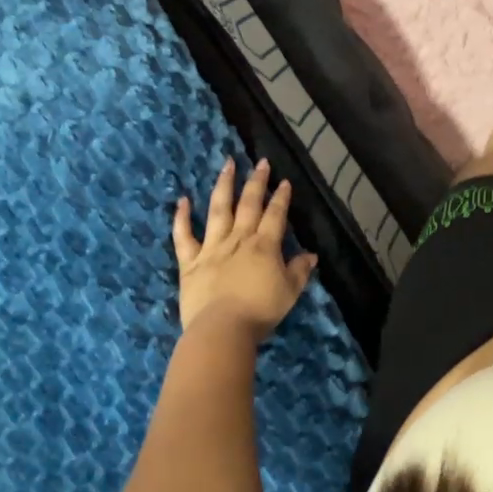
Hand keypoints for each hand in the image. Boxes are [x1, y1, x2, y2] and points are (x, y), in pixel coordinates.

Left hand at [172, 158, 316, 337]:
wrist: (221, 329)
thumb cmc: (259, 312)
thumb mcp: (289, 293)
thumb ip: (299, 271)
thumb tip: (311, 255)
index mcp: (264, 246)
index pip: (275, 215)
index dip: (281, 198)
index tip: (284, 182)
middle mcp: (238, 239)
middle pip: (249, 204)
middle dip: (257, 181)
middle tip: (261, 162)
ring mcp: (212, 248)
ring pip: (218, 209)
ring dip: (224, 185)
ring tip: (227, 164)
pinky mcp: (189, 262)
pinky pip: (183, 236)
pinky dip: (181, 218)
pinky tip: (182, 200)